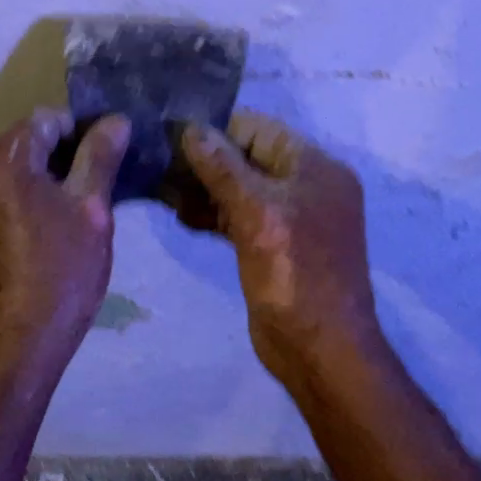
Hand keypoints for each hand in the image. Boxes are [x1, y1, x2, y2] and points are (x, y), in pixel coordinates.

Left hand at [0, 108, 131, 371]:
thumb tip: (116, 119)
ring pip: (25, 165)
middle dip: (70, 153)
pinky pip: (13, 188)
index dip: (84, 131)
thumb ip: (100, 158)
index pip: (50, 118)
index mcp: (5, 156)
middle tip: (104, 185)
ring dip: (56, 175)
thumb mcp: (91, 210)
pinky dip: (38, 193)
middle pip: (34, 138)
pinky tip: (62, 223)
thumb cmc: (59, 271)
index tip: (110, 159)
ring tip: (88, 205)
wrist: (19, 341)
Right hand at [181, 110, 377, 378]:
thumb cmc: (294, 274)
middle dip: (205, 160)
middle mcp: (306, 185)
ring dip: (204, 188)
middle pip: (247, 155)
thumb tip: (190, 129)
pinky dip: (213, 213)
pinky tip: (182, 217)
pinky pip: (239, 214)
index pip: (257, 128)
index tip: (170, 137)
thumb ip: (222, 167)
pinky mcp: (274, 244)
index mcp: (315, 167)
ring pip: (239, 186)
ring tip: (164, 191)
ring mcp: (290, 217)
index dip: (215, 130)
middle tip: (159, 164)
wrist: (321, 352)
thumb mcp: (256, 213)